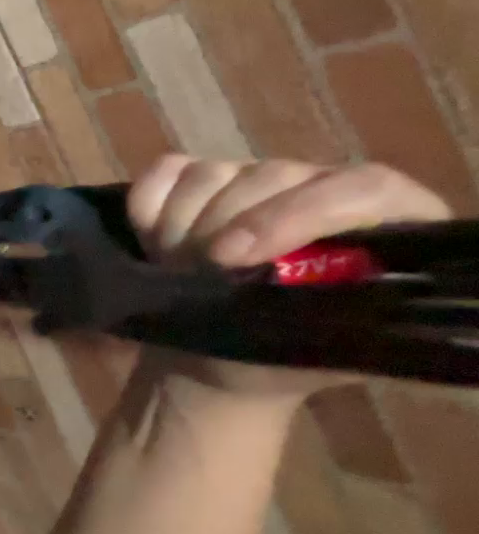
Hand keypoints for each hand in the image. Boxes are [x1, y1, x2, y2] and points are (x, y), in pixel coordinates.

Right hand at [125, 154, 450, 400]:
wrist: (213, 361)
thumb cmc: (274, 360)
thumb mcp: (312, 351)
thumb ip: (324, 313)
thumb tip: (302, 283)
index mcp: (387, 227)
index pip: (362, 189)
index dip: (292, 215)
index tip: (230, 259)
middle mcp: (322, 189)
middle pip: (270, 176)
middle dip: (216, 227)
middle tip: (192, 276)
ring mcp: (254, 180)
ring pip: (210, 174)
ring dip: (176, 225)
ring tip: (175, 267)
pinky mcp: (197, 178)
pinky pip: (164, 172)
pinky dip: (147, 205)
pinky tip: (152, 241)